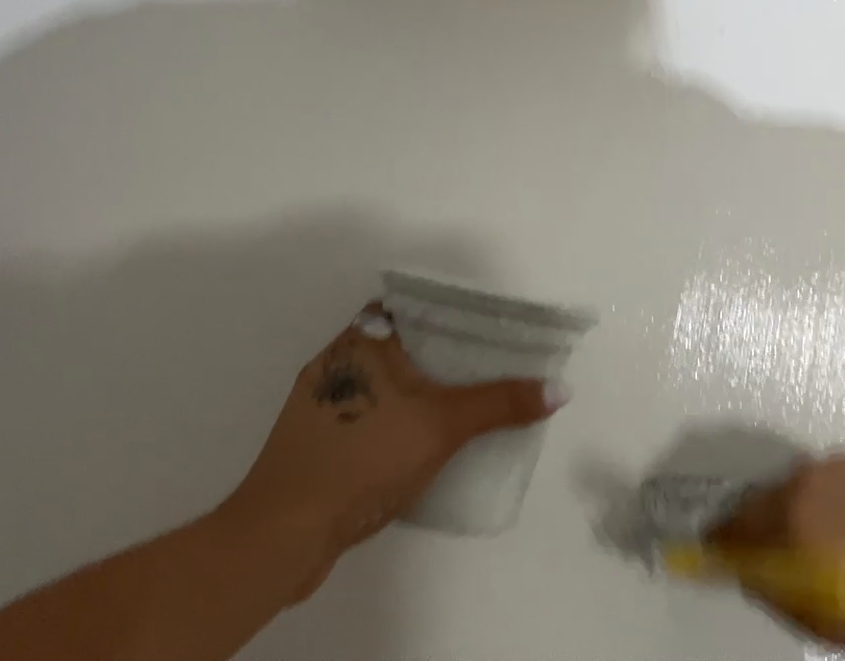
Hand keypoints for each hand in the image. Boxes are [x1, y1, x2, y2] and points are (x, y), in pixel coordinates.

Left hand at [220, 301, 565, 602]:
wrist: (284, 535)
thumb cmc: (363, 459)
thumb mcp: (442, 426)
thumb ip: (499, 404)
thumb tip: (560, 388)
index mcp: (360, 342)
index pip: (408, 308)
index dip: (445, 313)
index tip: (482, 325)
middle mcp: (335, 364)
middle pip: (398, 345)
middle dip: (439, 355)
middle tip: (486, 364)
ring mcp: (320, 406)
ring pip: (381, 385)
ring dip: (417, 391)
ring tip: (465, 400)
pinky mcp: (315, 445)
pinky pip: (367, 417)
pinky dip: (396, 420)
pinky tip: (423, 441)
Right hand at [712, 455, 844, 651]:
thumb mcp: (834, 624)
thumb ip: (781, 597)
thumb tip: (752, 578)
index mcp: (795, 517)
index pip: (736, 524)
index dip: (720, 541)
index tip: (711, 550)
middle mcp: (808, 479)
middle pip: (763, 500)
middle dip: (754, 525)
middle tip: (762, 551)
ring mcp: (838, 464)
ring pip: (794, 486)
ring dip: (789, 509)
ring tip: (808, 539)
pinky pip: (826, 478)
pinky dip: (821, 497)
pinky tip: (843, 522)